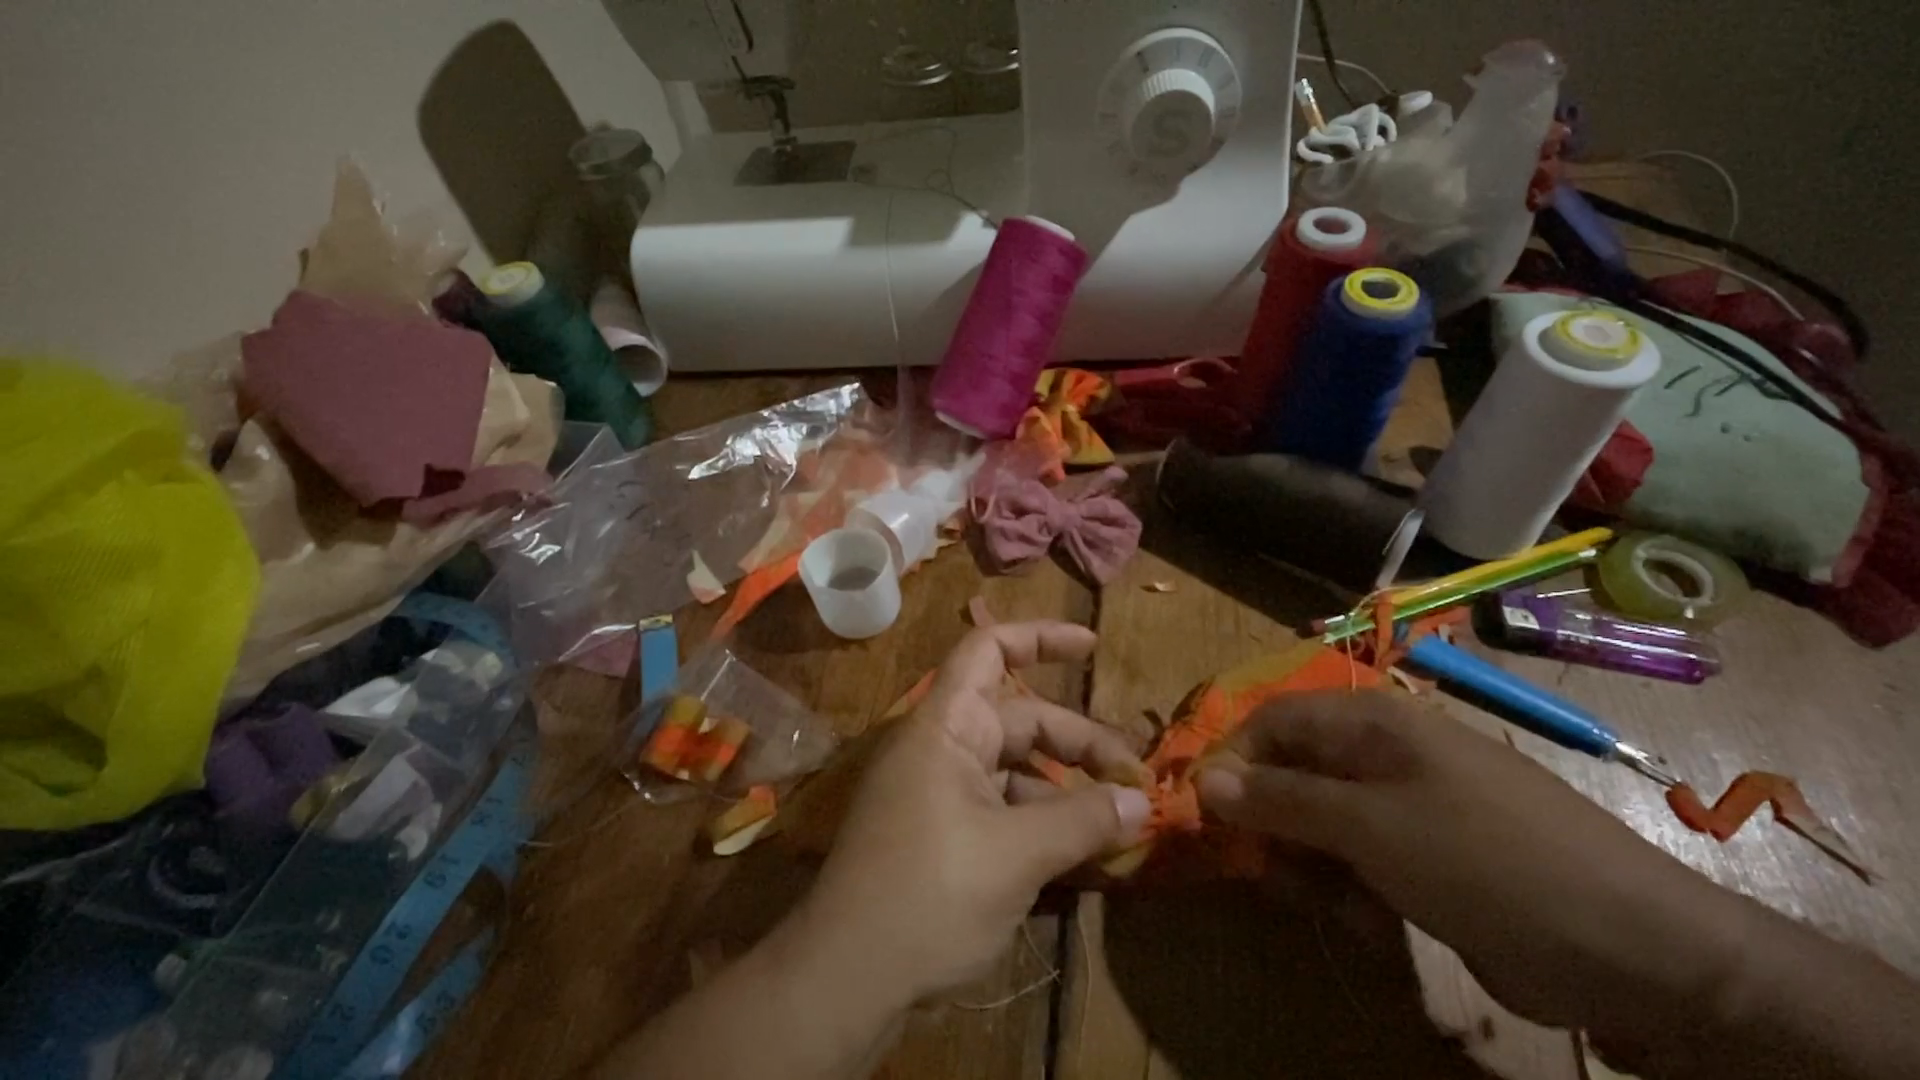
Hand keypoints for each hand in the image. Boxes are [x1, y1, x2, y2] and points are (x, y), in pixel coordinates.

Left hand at [794, 621, 1151, 1005]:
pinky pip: (1000, 811)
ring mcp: (938, 794)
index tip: (1093, 649)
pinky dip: (1040, 825)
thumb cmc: (929, 896)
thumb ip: (1083, 821)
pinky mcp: (941, 836)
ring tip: (1119, 825)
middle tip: (1136, 781)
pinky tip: (1081, 859)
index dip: (1040, 639)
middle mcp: (940, 749)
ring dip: (1065, 792)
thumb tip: (1141, 800)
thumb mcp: (1017, 856)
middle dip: (1080, 744)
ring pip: (1015, 771)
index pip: (988, 651)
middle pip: (1021, 720)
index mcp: (946, 728)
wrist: (847, 978)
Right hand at [1195, 691, 1749, 1037]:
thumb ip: (1281, 800)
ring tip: (1341, 909)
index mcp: (1377, 725)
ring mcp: (1413, 810)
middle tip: (1273, 876)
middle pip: (1294, 776)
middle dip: (1275, 828)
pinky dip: (1355, 895)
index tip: (1206, 815)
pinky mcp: (1431, 860)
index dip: (1234, 760)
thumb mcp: (1370, 827)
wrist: (1634, 951)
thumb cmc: (1486, 863)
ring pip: (1322, 827)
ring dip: (1314, 870)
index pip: (1274, 719)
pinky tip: (1378, 927)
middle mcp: (1389, 758)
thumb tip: (1205, 778)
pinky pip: (1362, 865)